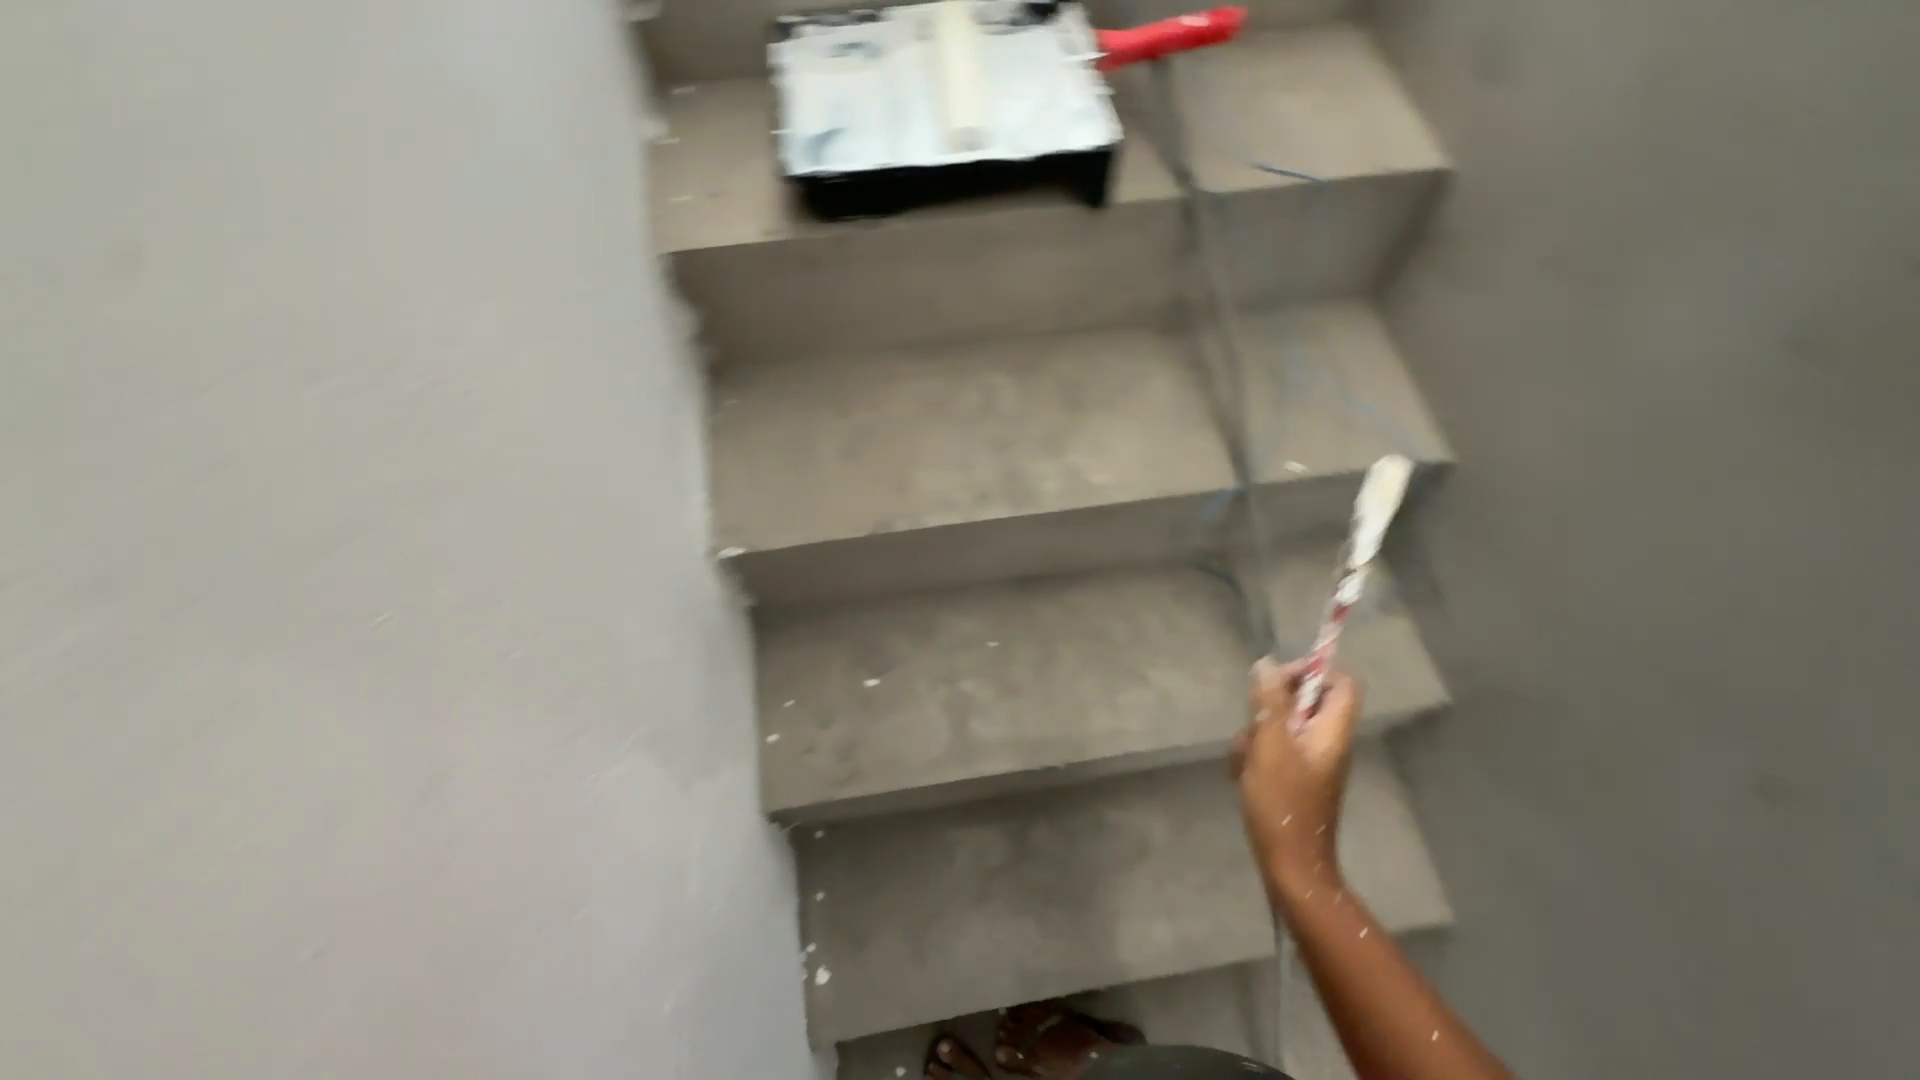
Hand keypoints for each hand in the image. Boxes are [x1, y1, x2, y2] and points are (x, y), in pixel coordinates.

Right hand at [1231, 656, 1361, 892]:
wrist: (1291, 865)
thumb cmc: (1283, 803)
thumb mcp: (1270, 746)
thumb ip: (1270, 702)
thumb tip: (1267, 664)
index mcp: (1332, 731)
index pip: (1341, 682)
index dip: (1311, 672)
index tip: (1275, 682)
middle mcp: (1327, 742)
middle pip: (1305, 701)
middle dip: (1269, 708)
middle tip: (1253, 727)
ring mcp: (1311, 761)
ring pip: (1282, 726)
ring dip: (1256, 735)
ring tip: (1242, 760)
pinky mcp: (1295, 778)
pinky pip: (1275, 750)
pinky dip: (1255, 756)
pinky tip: (1240, 774)